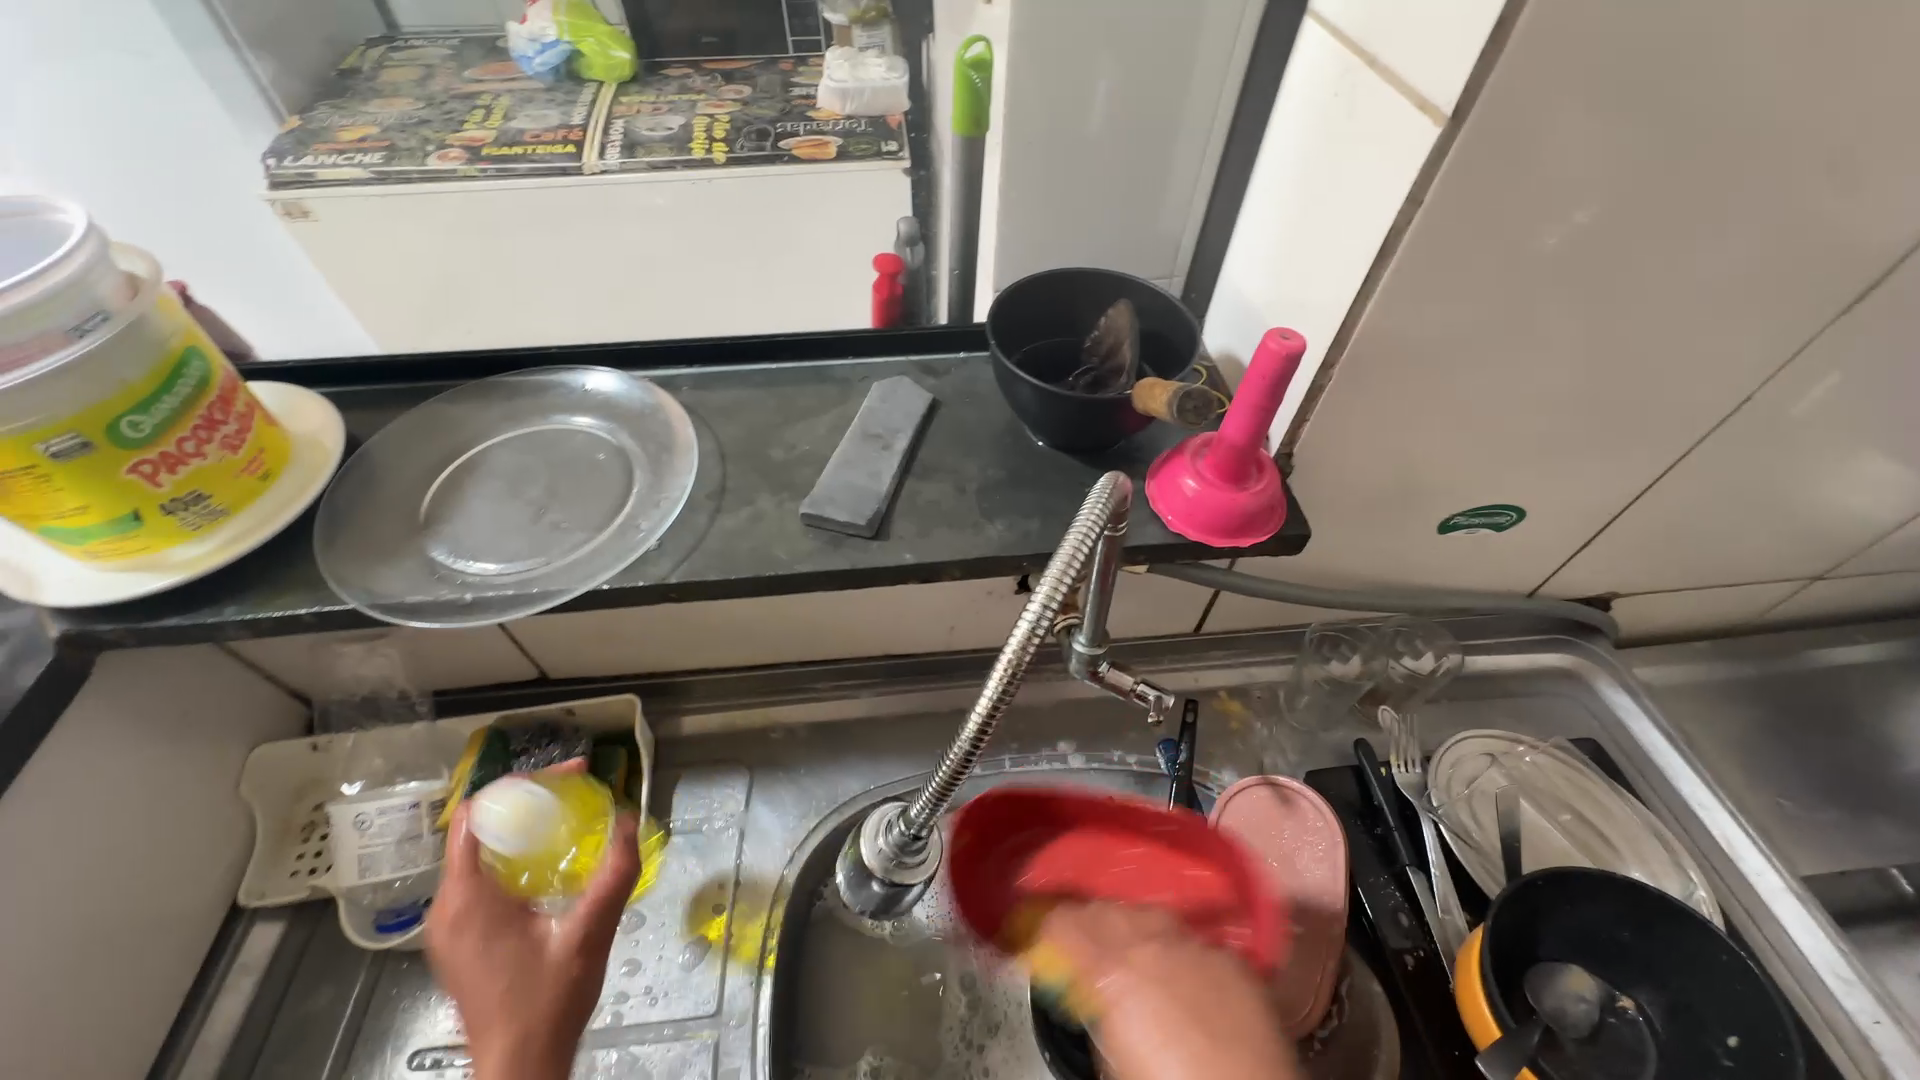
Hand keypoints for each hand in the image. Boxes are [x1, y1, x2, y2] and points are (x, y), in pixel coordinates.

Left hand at [426, 798, 640, 1079]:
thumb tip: (629, 819)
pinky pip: (479, 881)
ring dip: (520, 831)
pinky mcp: (457, 941)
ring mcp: (446, 927)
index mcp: (466, 898)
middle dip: (528, 802)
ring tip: (568, 822)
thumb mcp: (589, 934)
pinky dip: (512, 860)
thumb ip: (613, 875)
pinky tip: (548, 868)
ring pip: (477, 855)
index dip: (522, 784)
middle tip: (576, 793)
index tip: (568, 777)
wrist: (518, 1065)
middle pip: (478, 830)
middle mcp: (445, 906)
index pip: (478, 815)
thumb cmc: (547, 1000)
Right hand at [1027, 901, 1301, 1079]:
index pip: (1059, 922)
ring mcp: (1194, 946)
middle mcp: (1149, 942)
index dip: (1039, 929)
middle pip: (1100, 909)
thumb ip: (1093, 1011)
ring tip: (1123, 954)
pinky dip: (1174, 950)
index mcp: (1110, 969)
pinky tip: (1177, 974)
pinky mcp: (1231, 961)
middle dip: (1081, 924)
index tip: (1030, 940)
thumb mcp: (1108, 1057)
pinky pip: (1190, 939)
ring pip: (1146, 914)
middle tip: (1071, 948)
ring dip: (1127, 928)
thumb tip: (1089, 999)